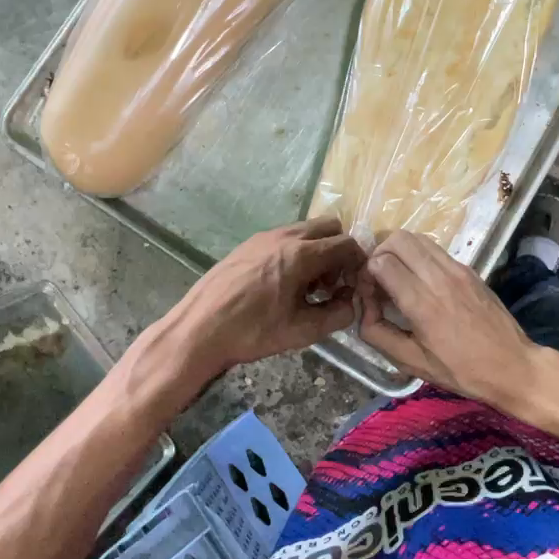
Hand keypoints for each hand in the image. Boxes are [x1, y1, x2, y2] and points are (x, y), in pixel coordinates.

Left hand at [143, 217, 364, 386]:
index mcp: (302, 254)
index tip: (354, 286)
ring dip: (317, 251)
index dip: (358, 263)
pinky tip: (282, 284)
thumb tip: (352, 302)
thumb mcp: (302, 331)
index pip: (347, 244)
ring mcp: (264, 236)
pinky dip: (296, 251)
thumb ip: (337, 315)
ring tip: (306, 287)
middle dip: (338, 252)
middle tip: (331, 284)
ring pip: (306, 230)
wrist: (200, 328)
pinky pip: (285, 237)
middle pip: (329, 226)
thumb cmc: (252, 332)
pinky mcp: (249, 243)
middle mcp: (285, 236)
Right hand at [355, 231, 544, 407]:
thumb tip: (364, 308)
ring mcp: (456, 269)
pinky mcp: (468, 268)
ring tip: (398, 275)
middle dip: (379, 253)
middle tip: (379, 278)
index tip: (370, 293)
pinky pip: (434, 248)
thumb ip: (378, 334)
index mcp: (423, 304)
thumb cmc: (461, 370)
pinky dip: (418, 254)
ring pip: (416, 237)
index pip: (382, 262)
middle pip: (397, 239)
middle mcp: (439, 278)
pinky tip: (420, 279)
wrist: (512, 365)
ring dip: (398, 250)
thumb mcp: (413, 363)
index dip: (366, 274)